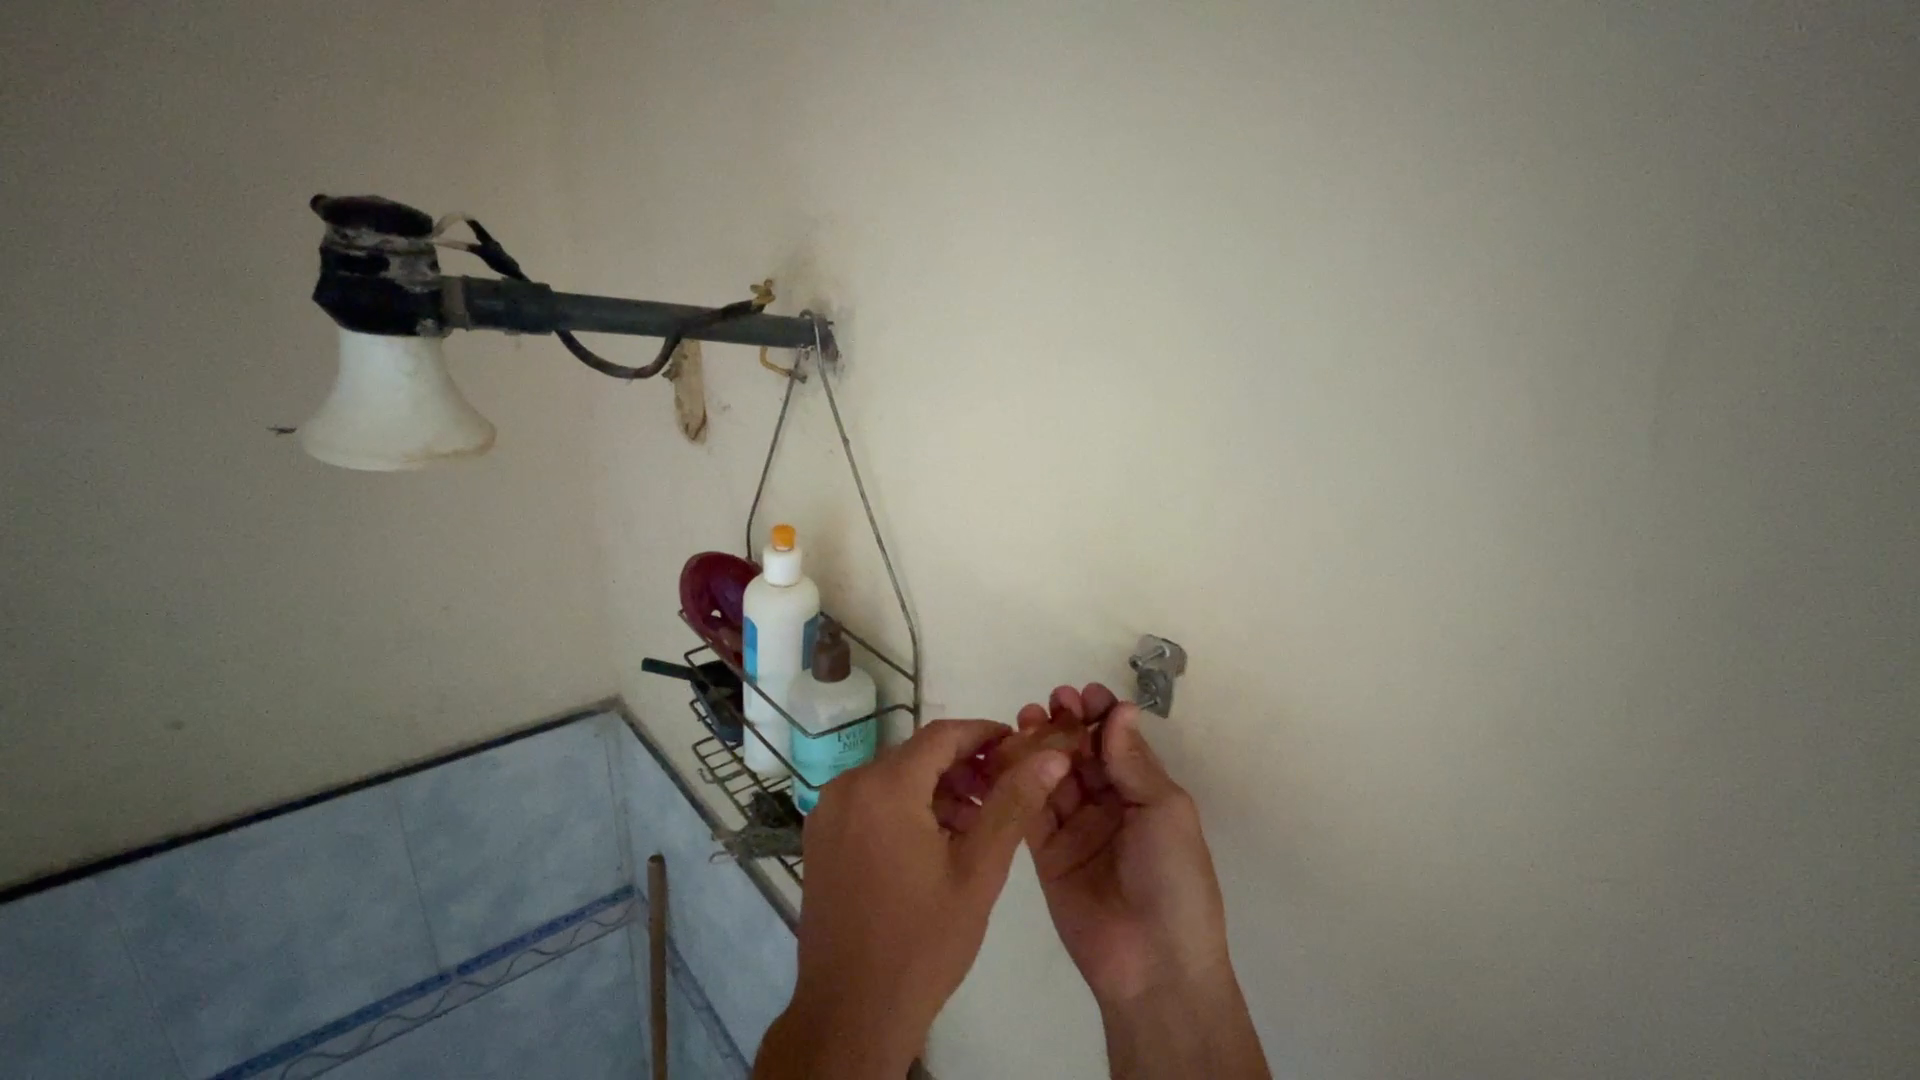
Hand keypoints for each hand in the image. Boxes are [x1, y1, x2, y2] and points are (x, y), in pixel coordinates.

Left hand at [755, 718, 1070, 1079]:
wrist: (852, 1012)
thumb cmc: (923, 942)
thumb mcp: (978, 871)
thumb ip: (1013, 804)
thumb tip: (1050, 756)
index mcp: (884, 787)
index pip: (942, 736)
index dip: (984, 734)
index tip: (1019, 746)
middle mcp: (847, 787)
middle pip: (916, 756)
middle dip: (963, 766)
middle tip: (1006, 790)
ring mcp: (827, 814)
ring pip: (893, 779)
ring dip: (936, 789)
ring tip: (977, 823)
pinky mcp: (820, 839)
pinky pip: (870, 803)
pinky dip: (906, 808)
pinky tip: (937, 841)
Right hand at [1019, 685, 1230, 1005]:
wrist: (1153, 963)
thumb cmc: (1173, 879)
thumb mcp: (1165, 812)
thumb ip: (1133, 762)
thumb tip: (1120, 710)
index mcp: (1146, 794)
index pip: (1119, 744)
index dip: (1103, 716)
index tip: (1085, 692)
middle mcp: (1110, 806)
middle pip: (1084, 754)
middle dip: (1069, 723)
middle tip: (1052, 700)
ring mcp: (1076, 829)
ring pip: (1055, 775)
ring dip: (1043, 744)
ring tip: (1028, 716)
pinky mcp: (1046, 853)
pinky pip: (1032, 809)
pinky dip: (1021, 780)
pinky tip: (1012, 754)